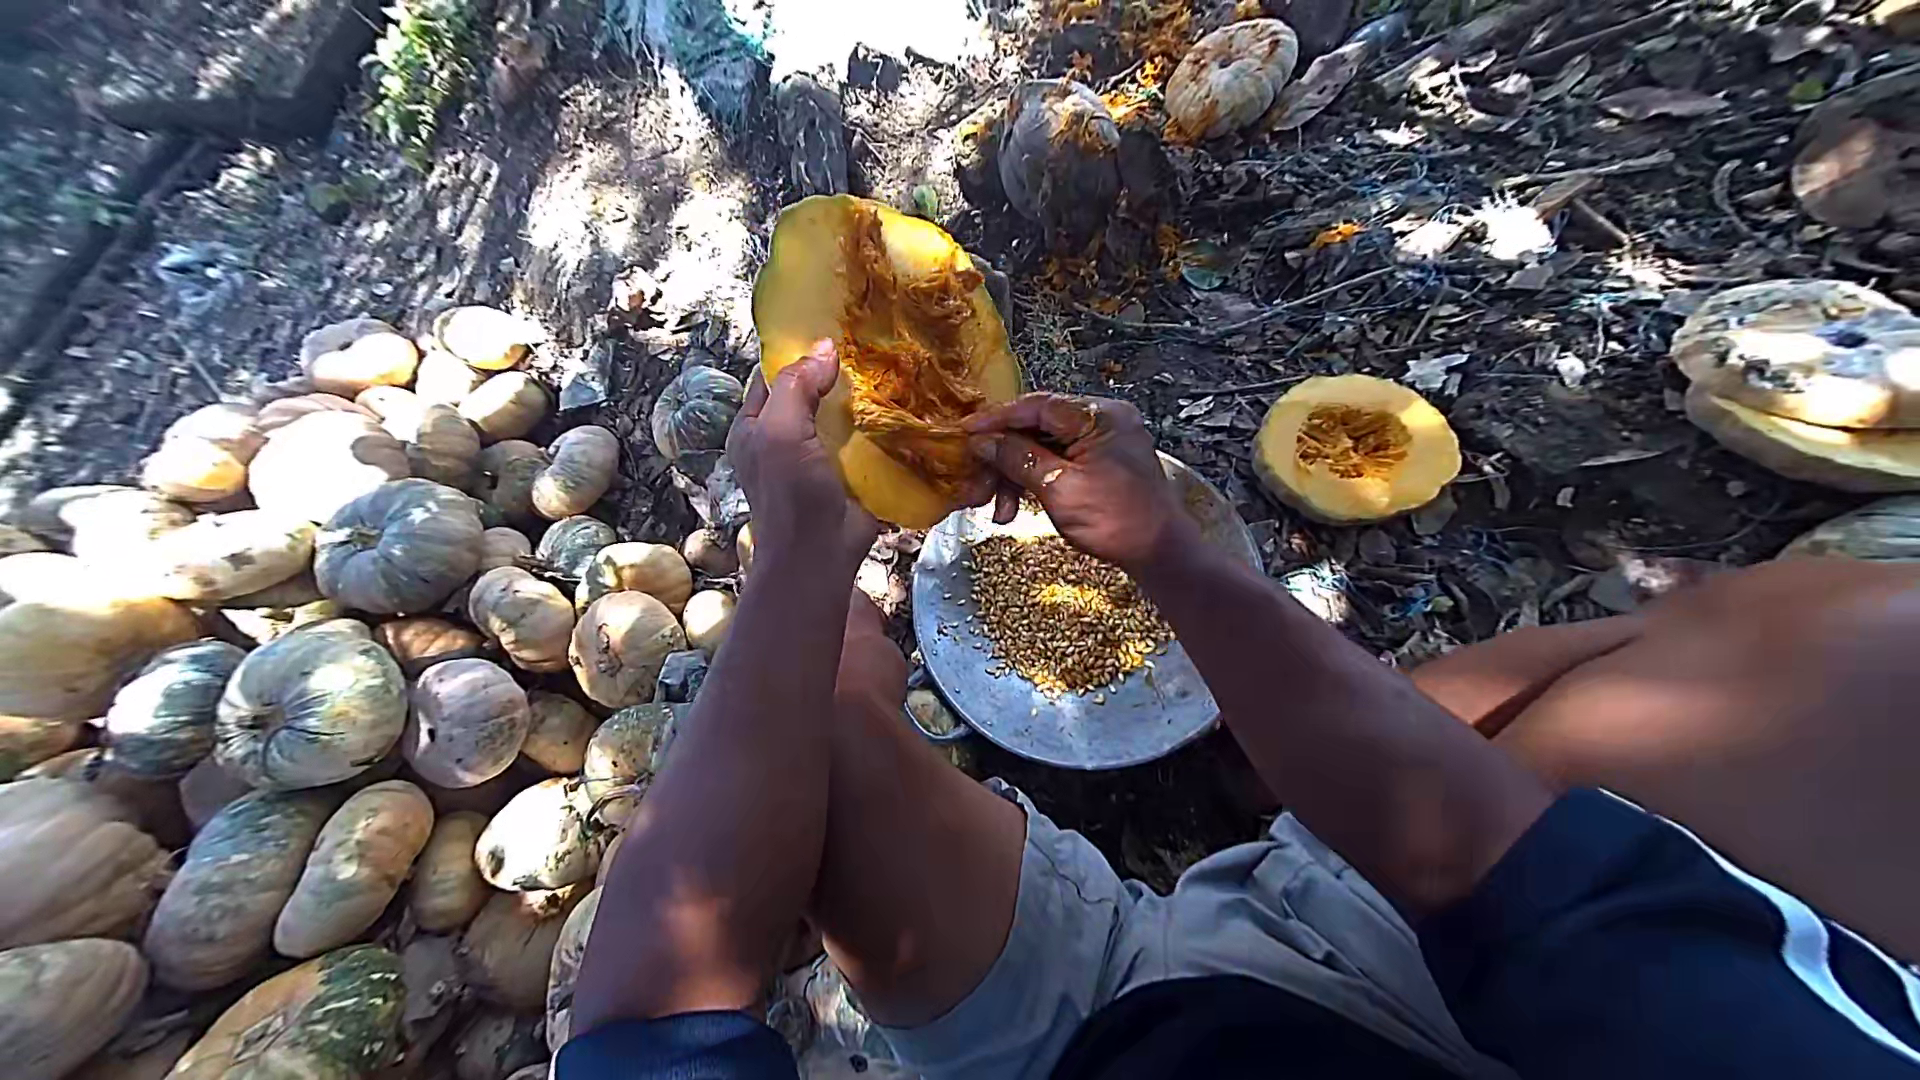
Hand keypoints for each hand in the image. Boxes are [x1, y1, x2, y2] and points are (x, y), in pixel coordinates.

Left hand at [727, 339, 877, 572]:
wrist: (819, 554)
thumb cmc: (790, 494)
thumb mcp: (779, 431)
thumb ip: (795, 386)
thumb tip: (824, 347)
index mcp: (757, 425)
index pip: (773, 376)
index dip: (797, 352)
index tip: (832, 327)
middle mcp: (786, 438)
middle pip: (811, 394)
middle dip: (835, 373)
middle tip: (869, 345)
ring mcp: (819, 456)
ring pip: (840, 416)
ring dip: (861, 399)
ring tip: (891, 368)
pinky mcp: (850, 473)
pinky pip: (864, 441)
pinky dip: (879, 427)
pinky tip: (900, 407)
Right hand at [963, 393, 1194, 572]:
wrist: (1159, 554)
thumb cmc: (1116, 521)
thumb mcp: (1059, 489)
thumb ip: (1018, 459)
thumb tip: (983, 441)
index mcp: (1099, 417)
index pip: (1038, 406)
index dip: (998, 419)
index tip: (967, 431)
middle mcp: (1102, 421)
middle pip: (1037, 429)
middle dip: (1003, 459)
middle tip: (977, 485)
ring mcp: (1102, 443)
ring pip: (1043, 450)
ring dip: (1015, 478)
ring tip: (998, 510)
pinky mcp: (1099, 464)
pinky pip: (1057, 464)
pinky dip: (1034, 483)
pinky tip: (1014, 507)